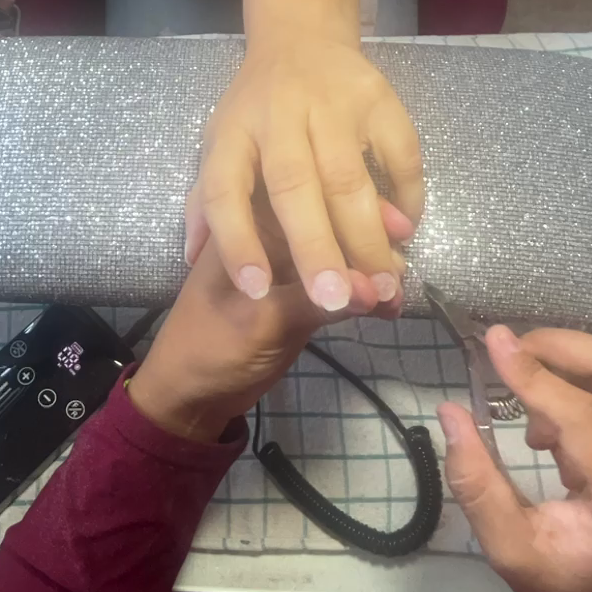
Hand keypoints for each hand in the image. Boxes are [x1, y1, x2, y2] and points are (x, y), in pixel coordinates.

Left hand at [131, 201, 408, 442]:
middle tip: (401, 272)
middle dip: (372, 243)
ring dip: (374, 272)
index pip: (307, 196)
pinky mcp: (303, 295)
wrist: (191, 394)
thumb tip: (376, 289)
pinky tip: (390, 308)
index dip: (354, 208)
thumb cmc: (210, 347)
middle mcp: (272, 234)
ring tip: (397, 297)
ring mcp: (290, 264)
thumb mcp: (258, 323)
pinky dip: (367, 295)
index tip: (397, 228)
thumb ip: (313, 302)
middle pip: (333, 222)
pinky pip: (342, 285)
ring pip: (342, 253)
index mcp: (248, 225)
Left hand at [187, 41, 423, 313]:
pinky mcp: (379, 97)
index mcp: (231, 132)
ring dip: (369, 236)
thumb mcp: (220, 144)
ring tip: (384, 287)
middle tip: (335, 299)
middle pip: (293, 186)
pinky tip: (406, 233)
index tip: (256, 291)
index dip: (237, 241)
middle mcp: (278, 115)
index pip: (225, 190)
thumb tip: (193, 256)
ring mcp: (332, 103)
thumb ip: (207, 200)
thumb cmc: (254, 110)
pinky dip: (407, 196)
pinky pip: (399, 154)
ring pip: (349, 177)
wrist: (300, 37)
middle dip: (314, 247)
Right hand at [439, 326, 591, 591]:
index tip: (493, 342)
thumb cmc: (569, 588)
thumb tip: (450, 411)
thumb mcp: (509, 549)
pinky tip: (551, 422)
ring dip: (572, 363)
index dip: (536, 376)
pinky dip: (583, 384)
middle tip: (512, 348)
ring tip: (526, 397)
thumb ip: (476, 482)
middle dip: (564, 346)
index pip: (587, 420)